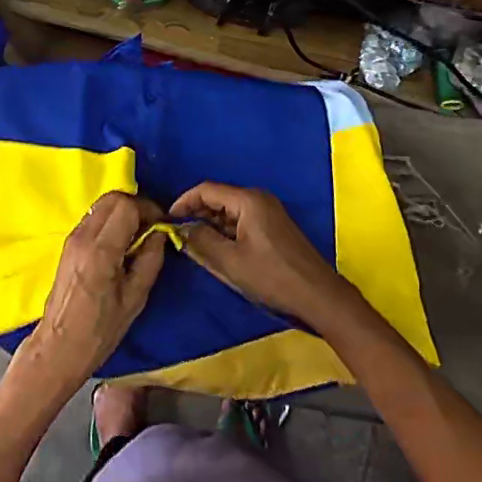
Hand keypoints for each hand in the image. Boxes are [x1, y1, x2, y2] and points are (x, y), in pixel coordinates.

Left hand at [23, 193, 167, 385]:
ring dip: (123, 212)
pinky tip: (120, 244)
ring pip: (102, 205)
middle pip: (113, 198)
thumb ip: (151, 258)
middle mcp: (82, 238)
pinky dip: (111, 221)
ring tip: (137, 236)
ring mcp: (71, 240)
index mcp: (100, 251)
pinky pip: (94, 218)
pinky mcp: (68, 246)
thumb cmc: (99, 330)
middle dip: (137, 206)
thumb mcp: (136, 297)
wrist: (57, 350)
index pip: (127, 206)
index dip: (149, 209)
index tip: (161, 226)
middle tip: (151, 227)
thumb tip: (160, 233)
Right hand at [171, 182, 365, 333]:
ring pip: (229, 211)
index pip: (207, 189)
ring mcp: (268, 211)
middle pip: (219, 198)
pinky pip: (241, 221)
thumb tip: (181, 229)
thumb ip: (202, 241)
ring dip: (210, 225)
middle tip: (176, 235)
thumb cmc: (271, 276)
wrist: (315, 292)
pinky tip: (215, 249)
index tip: (167, 220)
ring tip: (191, 245)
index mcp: (249, 200)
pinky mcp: (272, 226)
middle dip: (196, 214)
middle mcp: (259, 198)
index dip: (184, 202)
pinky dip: (225, 231)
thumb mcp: (230, 262)